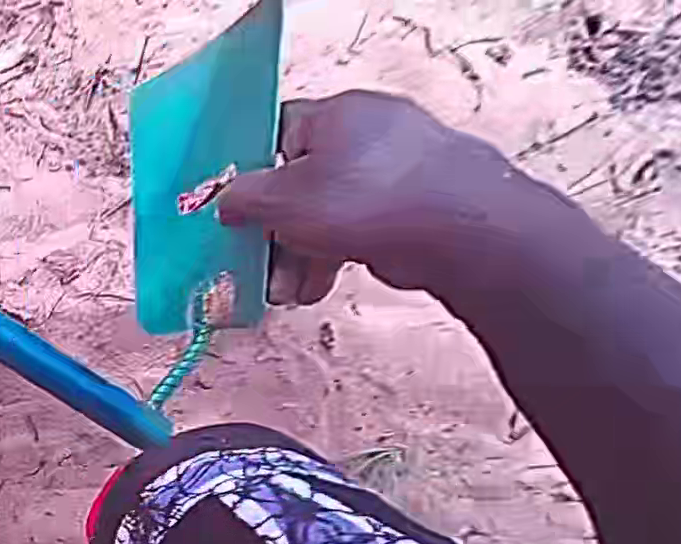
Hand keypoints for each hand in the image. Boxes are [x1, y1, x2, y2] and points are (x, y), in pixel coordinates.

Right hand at [217, 91, 565, 304]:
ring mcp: (387, 169)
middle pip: (293, 183)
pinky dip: (324, 259)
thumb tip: (227, 200)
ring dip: (291, 257)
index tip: (225, 203)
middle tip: (252, 260)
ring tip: (283, 290)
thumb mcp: (278, 199)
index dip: (243, 167)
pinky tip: (311, 288)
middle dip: (268, 230)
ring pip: (317, 214)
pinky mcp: (403, 203)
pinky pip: (346, 229)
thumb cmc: (359, 202)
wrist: (456, 230)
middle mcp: (365, 134)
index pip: (274, 131)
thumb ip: (240, 197)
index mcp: (336, 116)